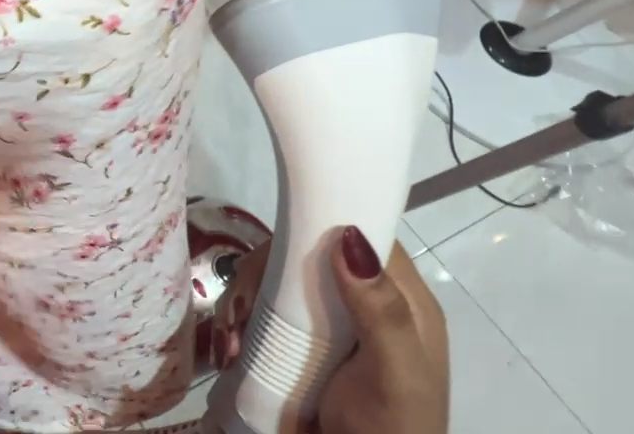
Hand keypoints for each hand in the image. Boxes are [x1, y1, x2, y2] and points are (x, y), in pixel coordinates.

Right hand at [212, 227, 447, 433]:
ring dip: (243, 299)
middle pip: (302, 251)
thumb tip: (347, 235)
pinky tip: (231, 347)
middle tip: (245, 305)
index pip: (361, 232)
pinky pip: (257, 308)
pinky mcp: (295, 338)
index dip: (320, 221)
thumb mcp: (395, 376)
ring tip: (233, 337)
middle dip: (263, 270)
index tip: (281, 230)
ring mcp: (326, 320)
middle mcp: (362, 300)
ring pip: (272, 278)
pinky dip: (237, 321)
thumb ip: (382, 312)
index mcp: (401, 300)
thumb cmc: (390, 430)